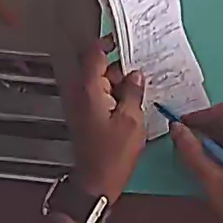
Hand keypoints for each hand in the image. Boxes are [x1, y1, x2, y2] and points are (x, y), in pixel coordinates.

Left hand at [62, 39, 145, 201]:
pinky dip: (115, 96)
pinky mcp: (87, 116)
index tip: (123, 40)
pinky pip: (101, 96)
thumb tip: (136, 75)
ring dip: (119, 84)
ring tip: (140, 93)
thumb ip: (133, 92)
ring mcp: (82, 105)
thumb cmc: (113, 154)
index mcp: (89, 90)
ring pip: (102, 83)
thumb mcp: (132, 120)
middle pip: (99, 68)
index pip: (94, 54)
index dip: (108, 43)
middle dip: (120, 69)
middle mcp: (81, 94)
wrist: (96, 182)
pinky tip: (132, 105)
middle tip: (141, 75)